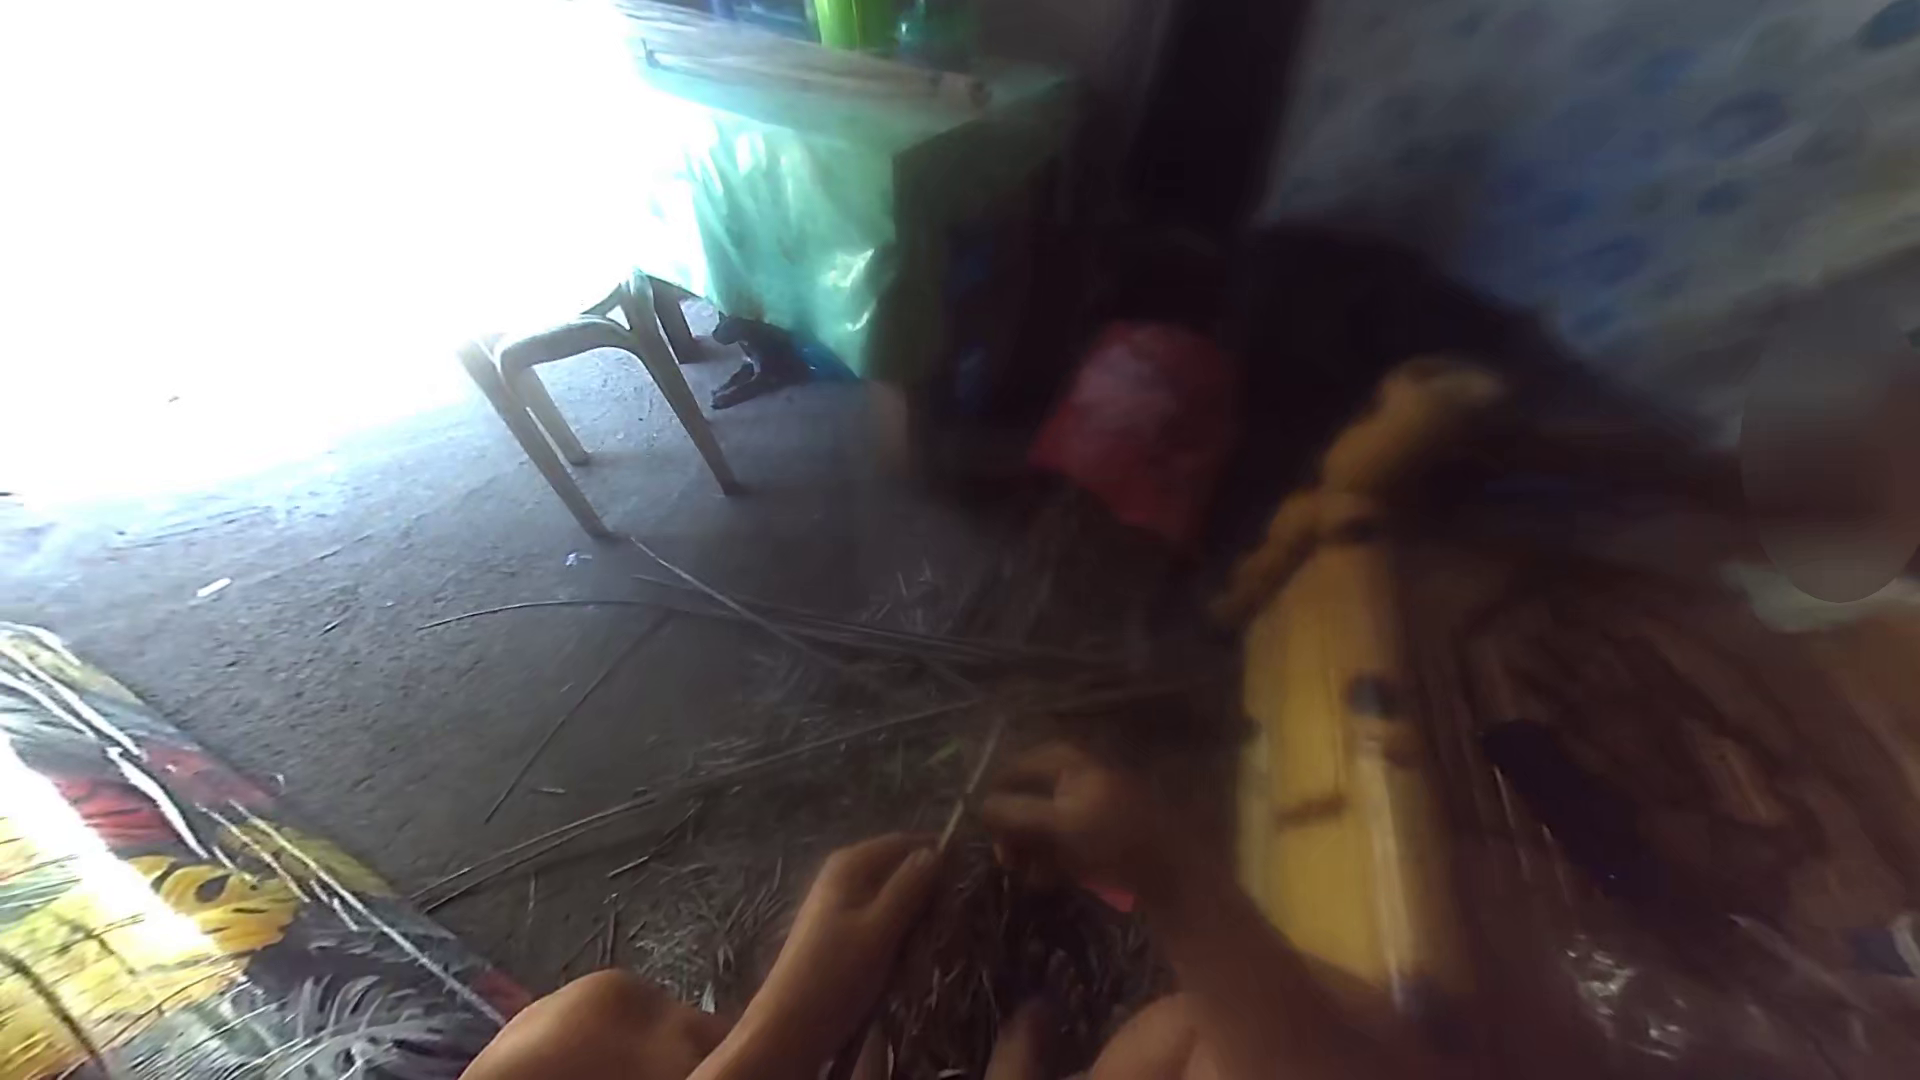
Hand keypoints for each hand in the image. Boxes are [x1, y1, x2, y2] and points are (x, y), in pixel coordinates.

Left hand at [743, 833, 937, 1062]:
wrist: (785, 1033)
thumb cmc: (834, 977)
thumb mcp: (880, 930)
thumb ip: (910, 886)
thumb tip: (938, 850)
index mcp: (852, 862)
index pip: (906, 841)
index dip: (938, 855)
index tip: (968, 879)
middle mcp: (845, 871)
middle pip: (899, 866)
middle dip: (927, 887)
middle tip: (953, 916)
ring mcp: (841, 900)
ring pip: (893, 893)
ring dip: (915, 912)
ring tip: (935, 937)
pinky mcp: (841, 928)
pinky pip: (881, 915)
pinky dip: (898, 928)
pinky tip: (909, 953)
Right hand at [980, 742, 1198, 903]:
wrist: (1174, 874)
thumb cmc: (1115, 840)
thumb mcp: (1059, 825)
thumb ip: (1017, 814)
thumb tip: (980, 806)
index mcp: (1066, 760)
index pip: (1015, 769)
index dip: (997, 799)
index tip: (986, 831)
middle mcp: (1074, 771)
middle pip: (1027, 795)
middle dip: (1014, 830)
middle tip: (1006, 861)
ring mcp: (1087, 798)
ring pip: (1043, 819)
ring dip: (1030, 847)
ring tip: (1027, 875)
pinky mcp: (1098, 826)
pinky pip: (1062, 835)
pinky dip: (1051, 854)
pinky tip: (1048, 878)